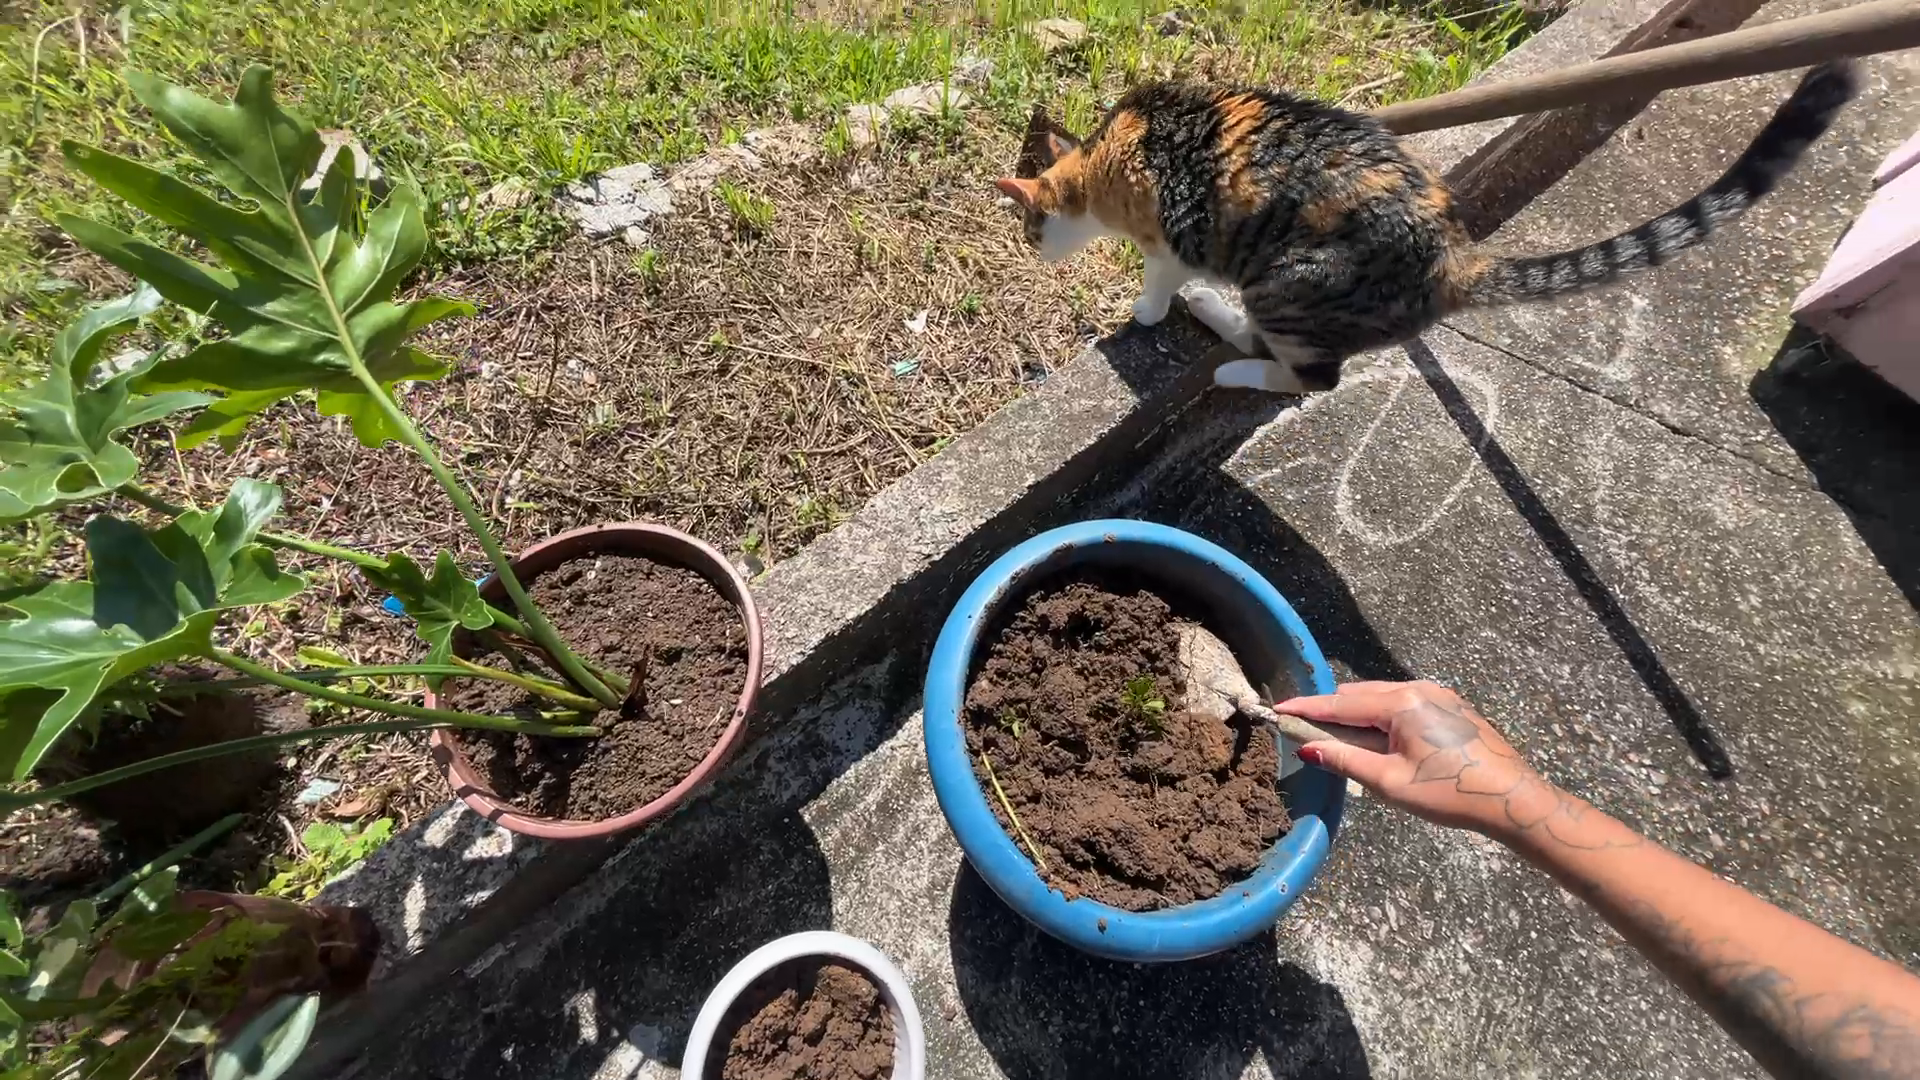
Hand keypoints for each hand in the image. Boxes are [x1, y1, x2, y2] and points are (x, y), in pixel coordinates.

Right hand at [1275, 680, 1564, 837]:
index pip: (1339, 704)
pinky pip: (1401, 702)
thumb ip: (1343, 760)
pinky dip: (1379, 714)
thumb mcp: (1388, 782)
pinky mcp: (1451, 705)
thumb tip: (1305, 748)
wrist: (1518, 804)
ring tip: (1338, 735)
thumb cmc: (1450, 794)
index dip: (1306, 708)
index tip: (1277, 709)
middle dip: (1329, 709)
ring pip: (1379, 696)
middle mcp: (1417, 688)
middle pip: (1357, 694)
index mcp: (1401, 703)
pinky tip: (1377, 736)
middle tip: (1305, 727)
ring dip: (1355, 712)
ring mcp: (1437, 693)